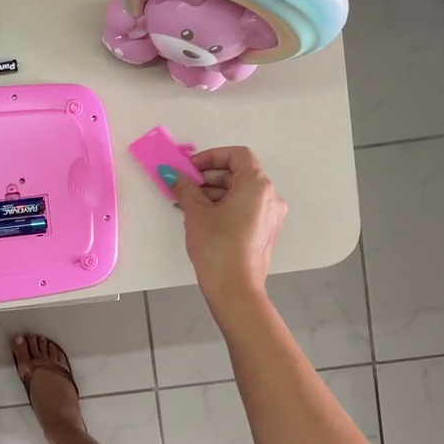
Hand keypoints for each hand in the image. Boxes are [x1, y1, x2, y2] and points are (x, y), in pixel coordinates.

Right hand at [161, 147, 286, 312]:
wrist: (235, 288)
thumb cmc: (217, 246)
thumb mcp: (196, 213)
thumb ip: (185, 188)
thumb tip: (172, 174)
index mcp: (257, 186)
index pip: (238, 155)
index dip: (211, 157)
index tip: (189, 168)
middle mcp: (270, 196)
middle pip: (238, 174)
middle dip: (208, 177)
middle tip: (183, 186)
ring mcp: (270, 215)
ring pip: (240, 193)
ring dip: (213, 193)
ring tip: (187, 205)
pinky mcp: (265, 231)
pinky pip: (244, 209)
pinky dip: (224, 207)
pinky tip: (202, 218)